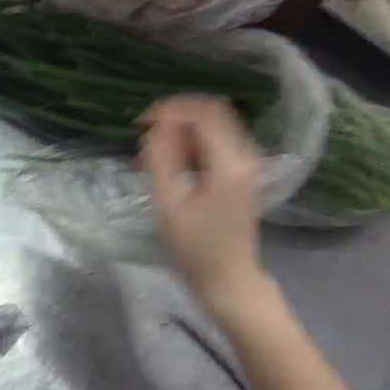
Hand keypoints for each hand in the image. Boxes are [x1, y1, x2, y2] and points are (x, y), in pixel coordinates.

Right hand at [140, 95, 279, 323]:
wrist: (229, 280)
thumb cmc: (195, 251)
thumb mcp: (168, 207)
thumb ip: (161, 162)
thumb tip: (156, 127)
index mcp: (229, 163)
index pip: (204, 113)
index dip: (171, 109)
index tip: (141, 123)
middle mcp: (245, 155)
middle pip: (212, 113)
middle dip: (176, 116)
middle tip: (144, 136)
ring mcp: (247, 164)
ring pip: (215, 126)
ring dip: (183, 130)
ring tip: (153, 153)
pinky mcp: (242, 173)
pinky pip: (218, 142)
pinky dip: (193, 143)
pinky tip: (171, 163)